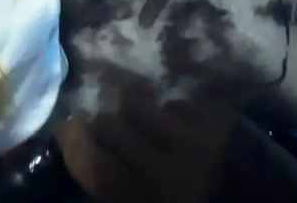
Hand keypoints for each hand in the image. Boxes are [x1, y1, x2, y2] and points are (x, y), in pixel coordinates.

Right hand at [59, 88, 296, 202]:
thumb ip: (123, 191)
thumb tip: (91, 159)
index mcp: (151, 202)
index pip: (93, 163)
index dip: (74, 143)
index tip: (71, 133)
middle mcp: (171, 170)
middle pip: (112, 126)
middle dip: (109, 130)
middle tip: (115, 139)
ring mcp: (200, 141)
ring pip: (140, 104)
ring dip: (140, 116)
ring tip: (149, 127)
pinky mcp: (225, 122)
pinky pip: (180, 103)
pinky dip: (177, 115)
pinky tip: (187, 132)